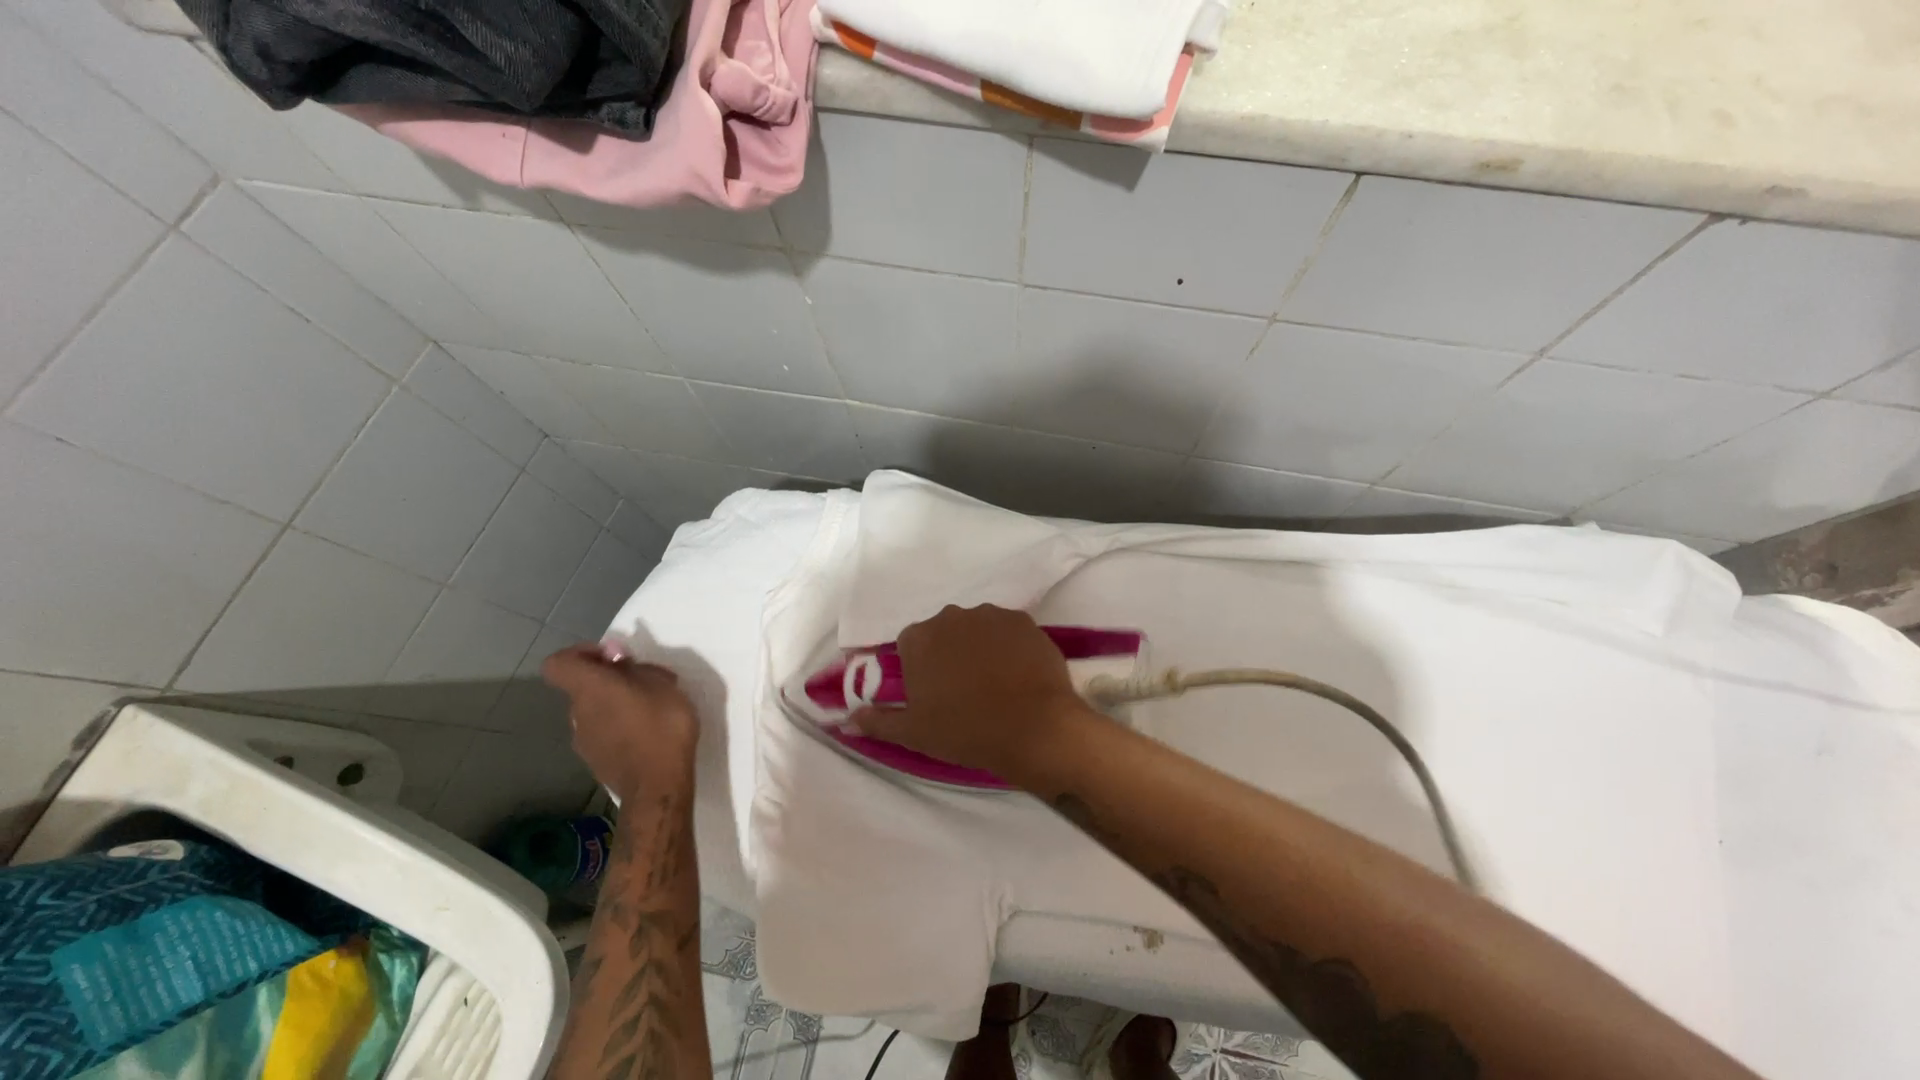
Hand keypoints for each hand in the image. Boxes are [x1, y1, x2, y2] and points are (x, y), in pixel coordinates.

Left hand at [544, 645, 698, 801]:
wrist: (658, 786)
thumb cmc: (662, 726)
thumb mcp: (663, 684)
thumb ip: (637, 669)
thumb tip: (618, 662)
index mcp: (590, 688)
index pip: (558, 663)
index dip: (580, 654)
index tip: (611, 658)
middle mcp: (578, 714)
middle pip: (583, 689)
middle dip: (609, 682)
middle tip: (645, 685)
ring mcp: (584, 742)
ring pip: (594, 714)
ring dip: (615, 708)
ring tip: (651, 714)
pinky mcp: (596, 764)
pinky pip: (604, 736)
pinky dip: (620, 731)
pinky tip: (648, 738)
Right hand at [848, 604, 1095, 779]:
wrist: (1033, 727)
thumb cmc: (965, 730)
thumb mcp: (913, 732)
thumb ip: (877, 721)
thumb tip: (847, 720)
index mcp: (919, 638)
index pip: (910, 645)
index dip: (920, 669)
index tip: (932, 694)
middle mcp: (952, 616)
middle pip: (944, 632)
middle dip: (949, 655)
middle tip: (963, 691)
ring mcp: (992, 615)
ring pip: (978, 629)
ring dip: (980, 648)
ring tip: (994, 684)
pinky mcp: (1025, 621)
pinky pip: (1009, 632)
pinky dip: (1010, 648)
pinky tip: (1018, 676)